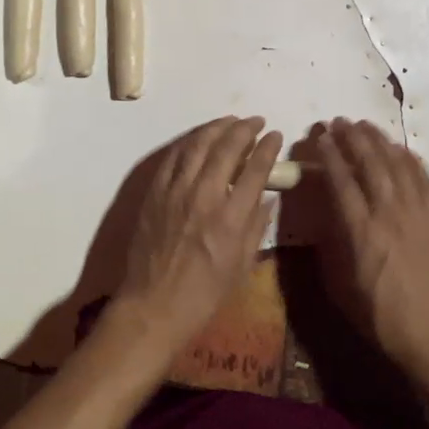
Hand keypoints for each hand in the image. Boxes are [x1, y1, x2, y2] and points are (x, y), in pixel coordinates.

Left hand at [116, 116, 282, 352]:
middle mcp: (203, 197)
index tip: (275, 135)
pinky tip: (198, 138)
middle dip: (245, 129)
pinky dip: (188, 142)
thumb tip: (268, 196)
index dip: (268, 147)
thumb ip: (257, 227)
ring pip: (197, 145)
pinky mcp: (154, 193)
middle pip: (226, 148)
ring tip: (230, 121)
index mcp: (230, 219)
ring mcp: (175, 191)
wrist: (153, 306)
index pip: (255, 170)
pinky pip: (172, 157)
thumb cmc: (204, 295)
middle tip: (256, 122)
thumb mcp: (242, 267)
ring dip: (216, 128)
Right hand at [314, 118, 428, 383]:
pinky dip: (410, 159)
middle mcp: (389, 214)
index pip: (341, 181)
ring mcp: (417, 214)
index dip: (330, 156)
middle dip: (353, 138)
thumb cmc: (381, 317)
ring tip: (365, 125)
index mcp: (361, 232)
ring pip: (397, 165)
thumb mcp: (341, 286)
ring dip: (380, 141)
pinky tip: (400, 148)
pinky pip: (424, 179)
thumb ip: (332, 246)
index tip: (320, 138)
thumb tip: (326, 216)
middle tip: (340, 121)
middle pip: (370, 164)